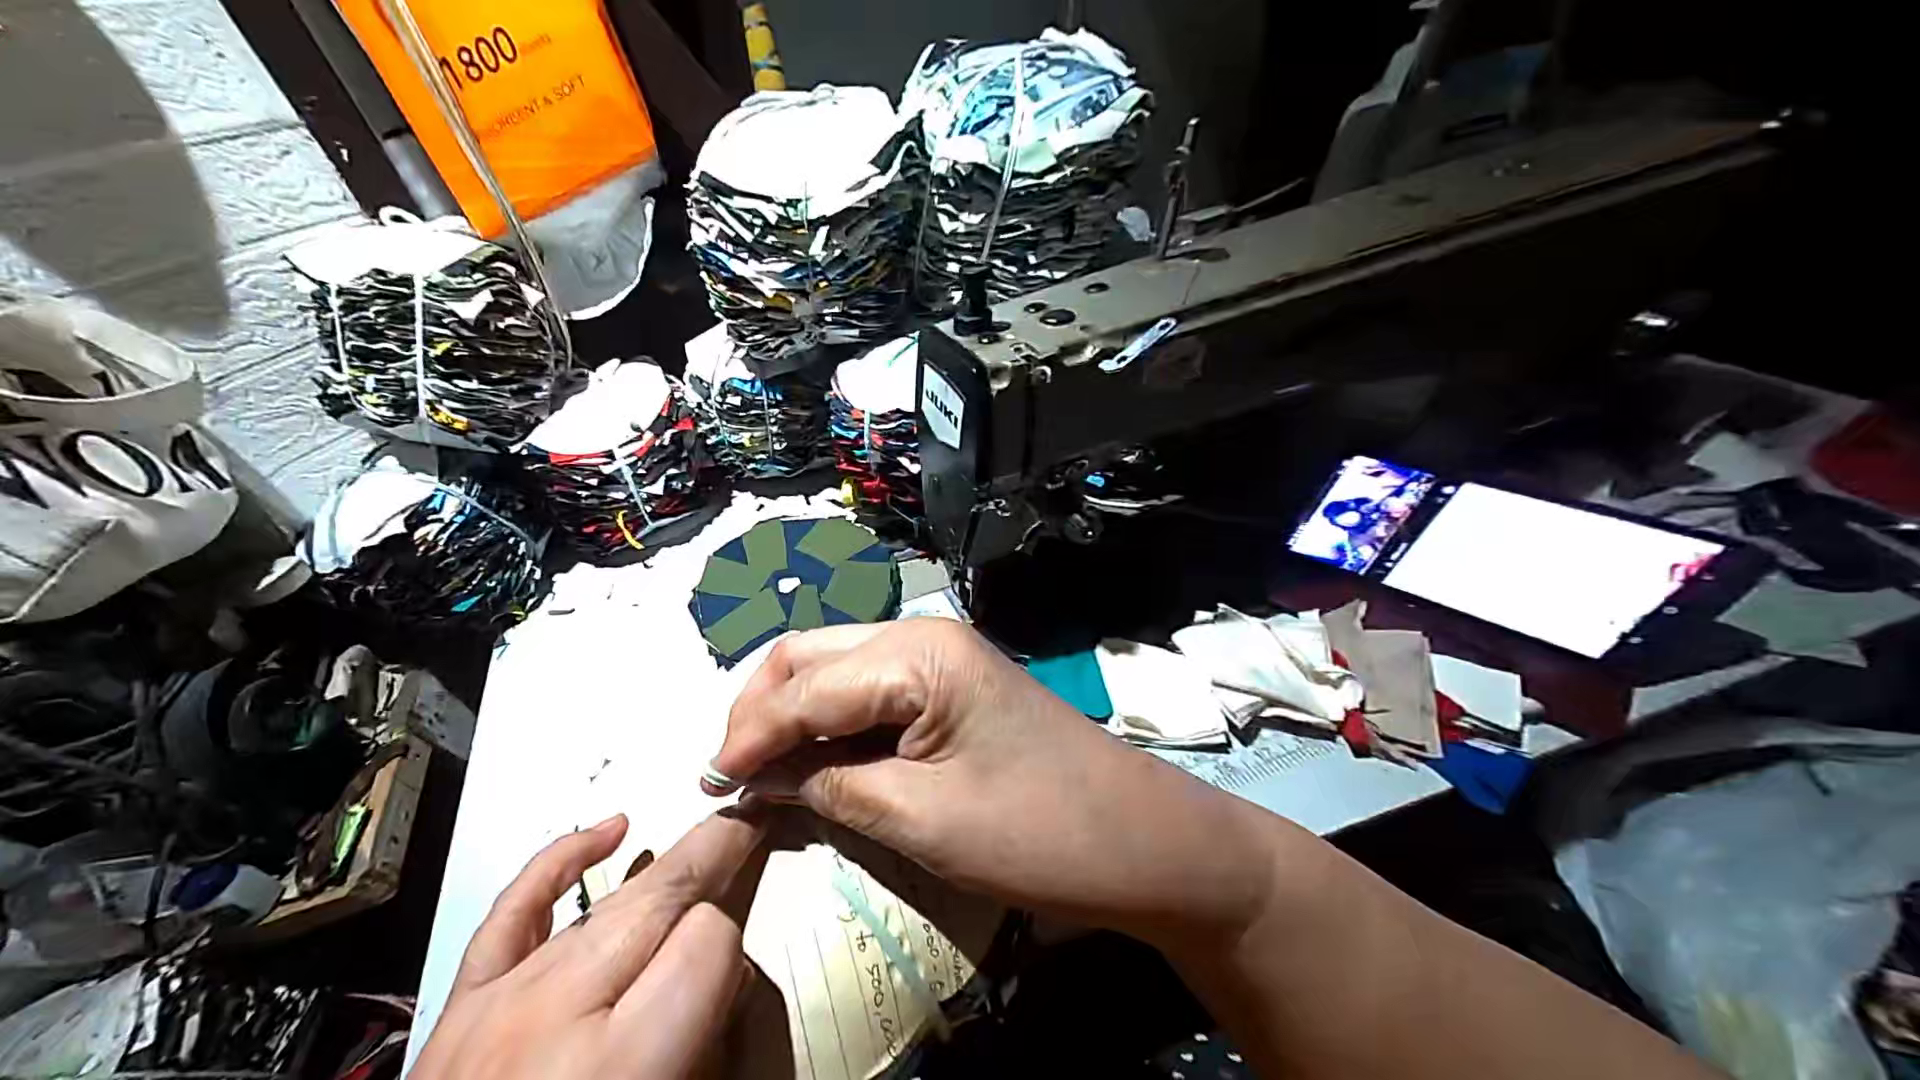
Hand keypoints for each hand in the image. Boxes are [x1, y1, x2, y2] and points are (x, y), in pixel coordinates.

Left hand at [411, 809, 764, 1079]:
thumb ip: (713, 1041)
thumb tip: (723, 978)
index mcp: (623, 1064)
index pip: (709, 941)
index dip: (733, 941)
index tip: (735, 960)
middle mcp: (557, 1020)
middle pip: (663, 900)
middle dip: (719, 857)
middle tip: (757, 825)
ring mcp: (501, 1007)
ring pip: (609, 902)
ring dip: (669, 869)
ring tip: (715, 840)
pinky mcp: (461, 1009)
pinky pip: (518, 911)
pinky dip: (562, 861)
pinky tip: (606, 832)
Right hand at [706, 619, 1283, 948]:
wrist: (1141, 840)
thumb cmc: (1036, 830)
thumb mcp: (918, 817)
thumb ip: (827, 788)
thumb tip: (754, 778)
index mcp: (918, 654)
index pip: (806, 685)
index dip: (750, 734)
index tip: (708, 783)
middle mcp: (923, 636)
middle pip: (813, 656)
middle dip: (763, 709)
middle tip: (733, 772)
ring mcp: (940, 658)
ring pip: (838, 669)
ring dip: (795, 714)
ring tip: (764, 771)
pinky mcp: (951, 686)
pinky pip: (870, 692)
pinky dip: (833, 723)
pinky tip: (816, 761)